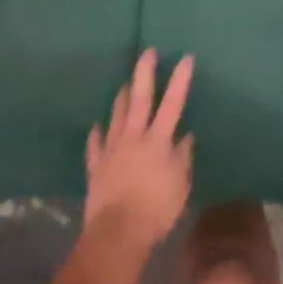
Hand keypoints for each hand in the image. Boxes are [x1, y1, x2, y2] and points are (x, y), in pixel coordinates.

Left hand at [84, 49, 194, 248]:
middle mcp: (134, 138)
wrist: (117, 231)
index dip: (180, 80)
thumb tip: (186, 138)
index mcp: (158, 141)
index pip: (173, 104)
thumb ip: (182, 158)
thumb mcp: (180, 185)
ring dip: (121, 98)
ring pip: (116, 116)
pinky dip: (98, 134)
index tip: (186, 58)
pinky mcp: (96, 165)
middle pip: (138, 99)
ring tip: (124, 84)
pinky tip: (97, 126)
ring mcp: (112, 149)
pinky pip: (96, 144)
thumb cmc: (156, 210)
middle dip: (144, 73)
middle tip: (146, 52)